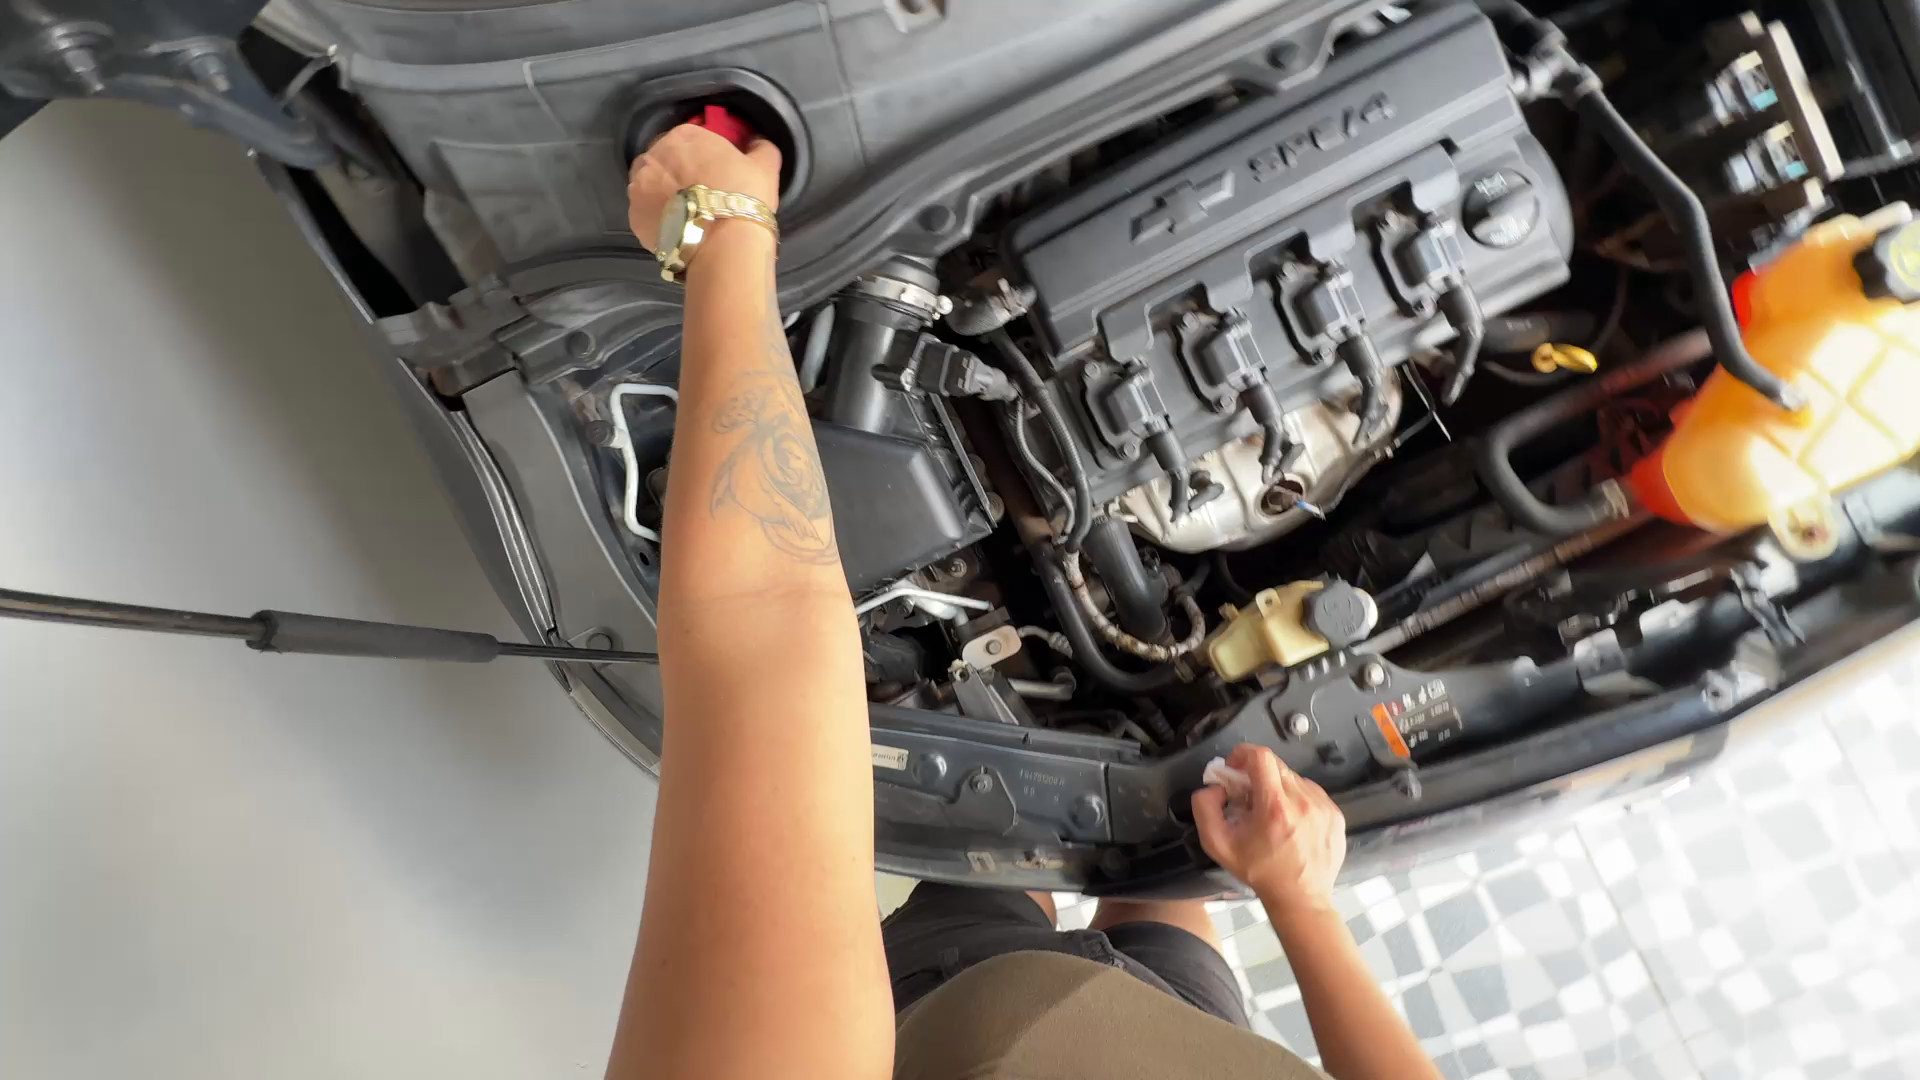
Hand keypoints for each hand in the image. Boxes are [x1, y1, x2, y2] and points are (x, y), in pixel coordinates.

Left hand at [627, 123, 782, 252]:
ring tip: (687, 219)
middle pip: (664, 162)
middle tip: (699, 200)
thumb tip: (758, 143)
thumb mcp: (764, 168)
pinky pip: (647, 217)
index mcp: (684, 136)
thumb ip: (761, 149)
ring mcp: (639, 186)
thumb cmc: (745, 198)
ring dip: (663, 198)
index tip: (713, 176)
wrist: (725, 246)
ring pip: (650, 188)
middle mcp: (654, 154)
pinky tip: (678, 234)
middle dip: (678, 177)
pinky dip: (659, 223)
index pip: (690, 141)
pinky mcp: (635, 218)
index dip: (701, 159)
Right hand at [1191, 743, 1345, 922]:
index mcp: (1274, 806)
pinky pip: (1310, 791)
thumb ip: (1205, 807)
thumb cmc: (1258, 870)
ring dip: (1277, 786)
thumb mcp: (1217, 843)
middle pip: (1275, 765)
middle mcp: (1303, 801)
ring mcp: (1324, 807)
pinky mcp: (1336, 815)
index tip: (1234, 769)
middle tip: (1248, 795)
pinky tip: (1290, 819)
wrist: (1301, 900)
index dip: (1242, 754)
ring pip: (1293, 778)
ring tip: (1271, 812)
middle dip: (1256, 773)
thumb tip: (1216, 786)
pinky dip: (1296, 797)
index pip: (1260, 756)